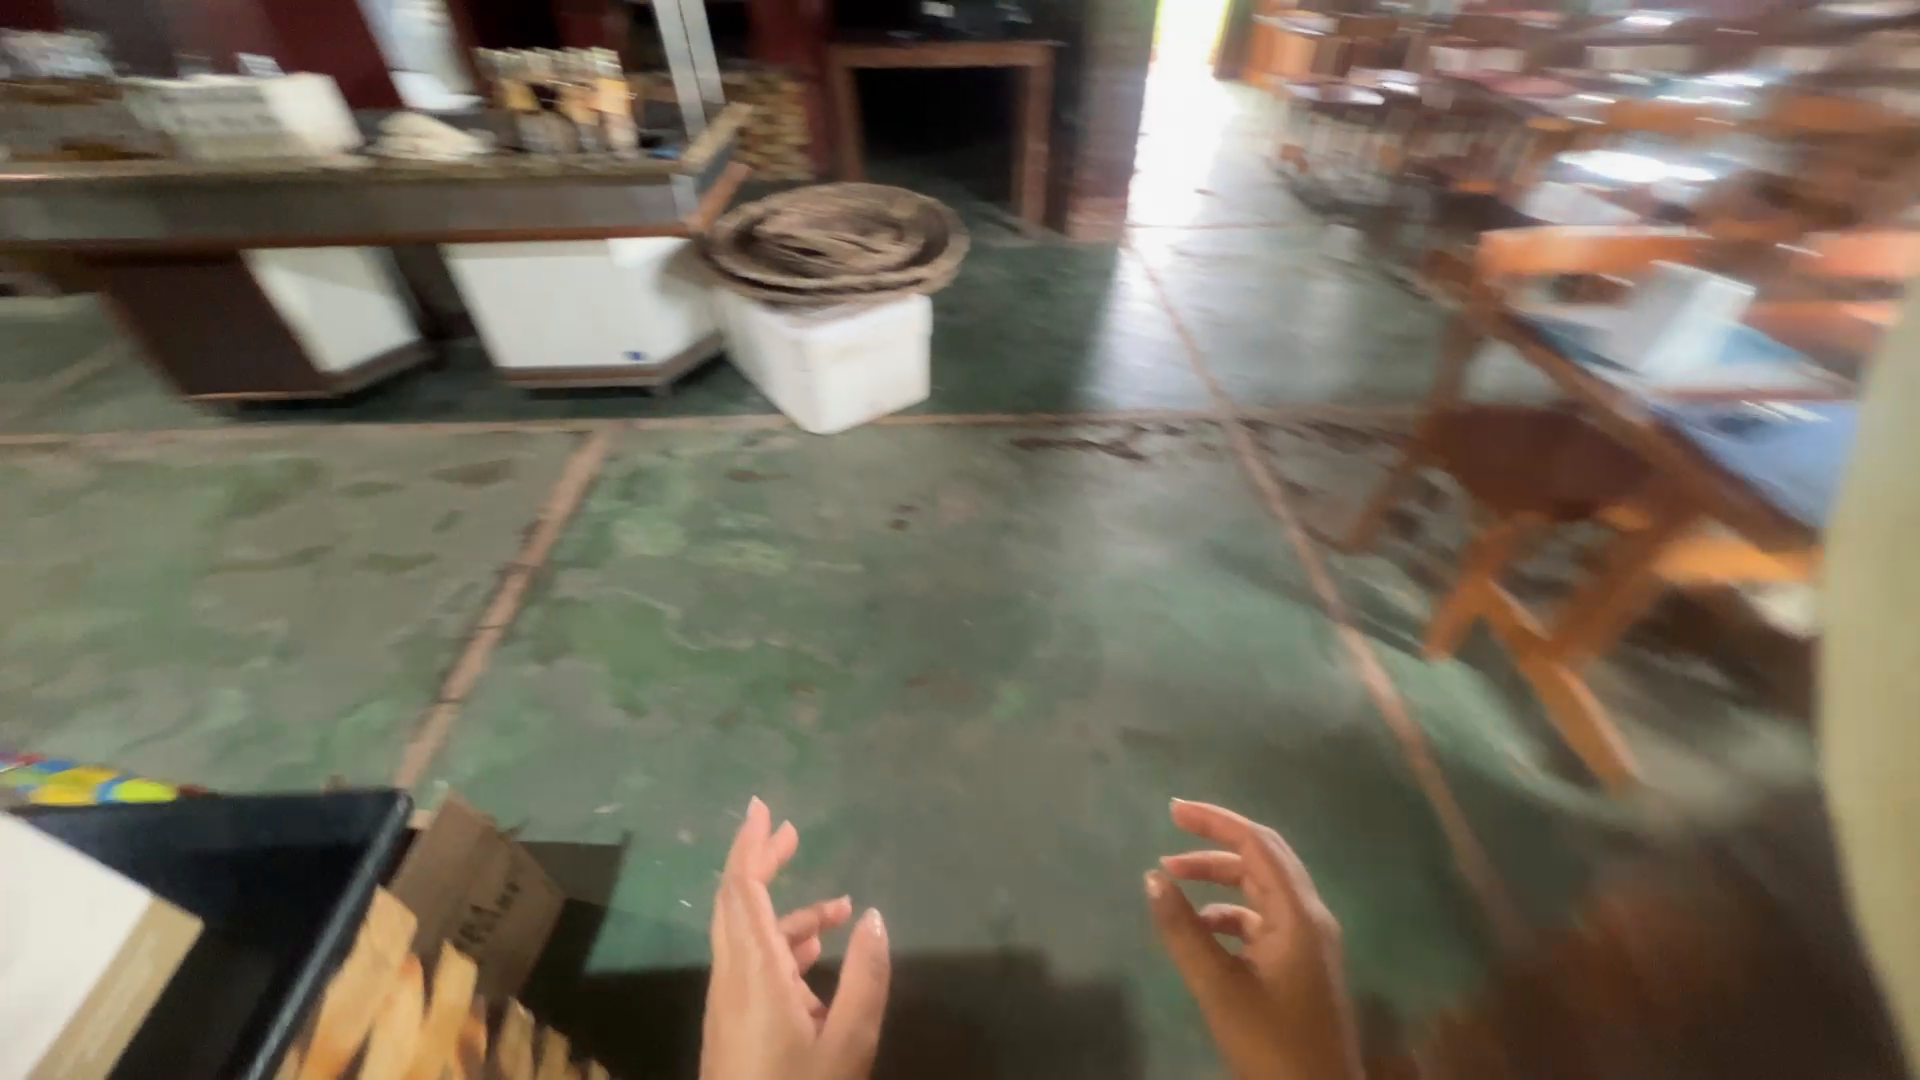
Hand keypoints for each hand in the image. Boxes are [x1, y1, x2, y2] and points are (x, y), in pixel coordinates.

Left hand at [701, 797, 890, 1079]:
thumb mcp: (848, 1044)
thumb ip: (865, 977)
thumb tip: (876, 916)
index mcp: (755, 973)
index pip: (742, 891)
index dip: (751, 846)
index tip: (764, 810)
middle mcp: (732, 977)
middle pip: (735, 900)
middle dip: (760, 859)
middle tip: (793, 831)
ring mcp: (728, 1000)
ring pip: (746, 931)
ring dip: (784, 908)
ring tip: (839, 907)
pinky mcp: (733, 1021)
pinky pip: (752, 960)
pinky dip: (783, 941)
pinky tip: (818, 954)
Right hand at [1145, 799, 1363, 1079]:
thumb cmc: (1271, 1044)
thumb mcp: (1218, 986)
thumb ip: (1182, 928)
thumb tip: (1152, 877)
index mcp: (1297, 914)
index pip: (1256, 843)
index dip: (1214, 820)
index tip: (1172, 810)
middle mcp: (1310, 917)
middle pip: (1263, 856)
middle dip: (1216, 839)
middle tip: (1173, 827)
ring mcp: (1309, 940)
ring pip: (1262, 886)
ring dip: (1219, 875)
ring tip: (1173, 878)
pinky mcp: (1302, 962)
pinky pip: (1263, 915)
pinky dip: (1230, 908)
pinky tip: (1201, 925)